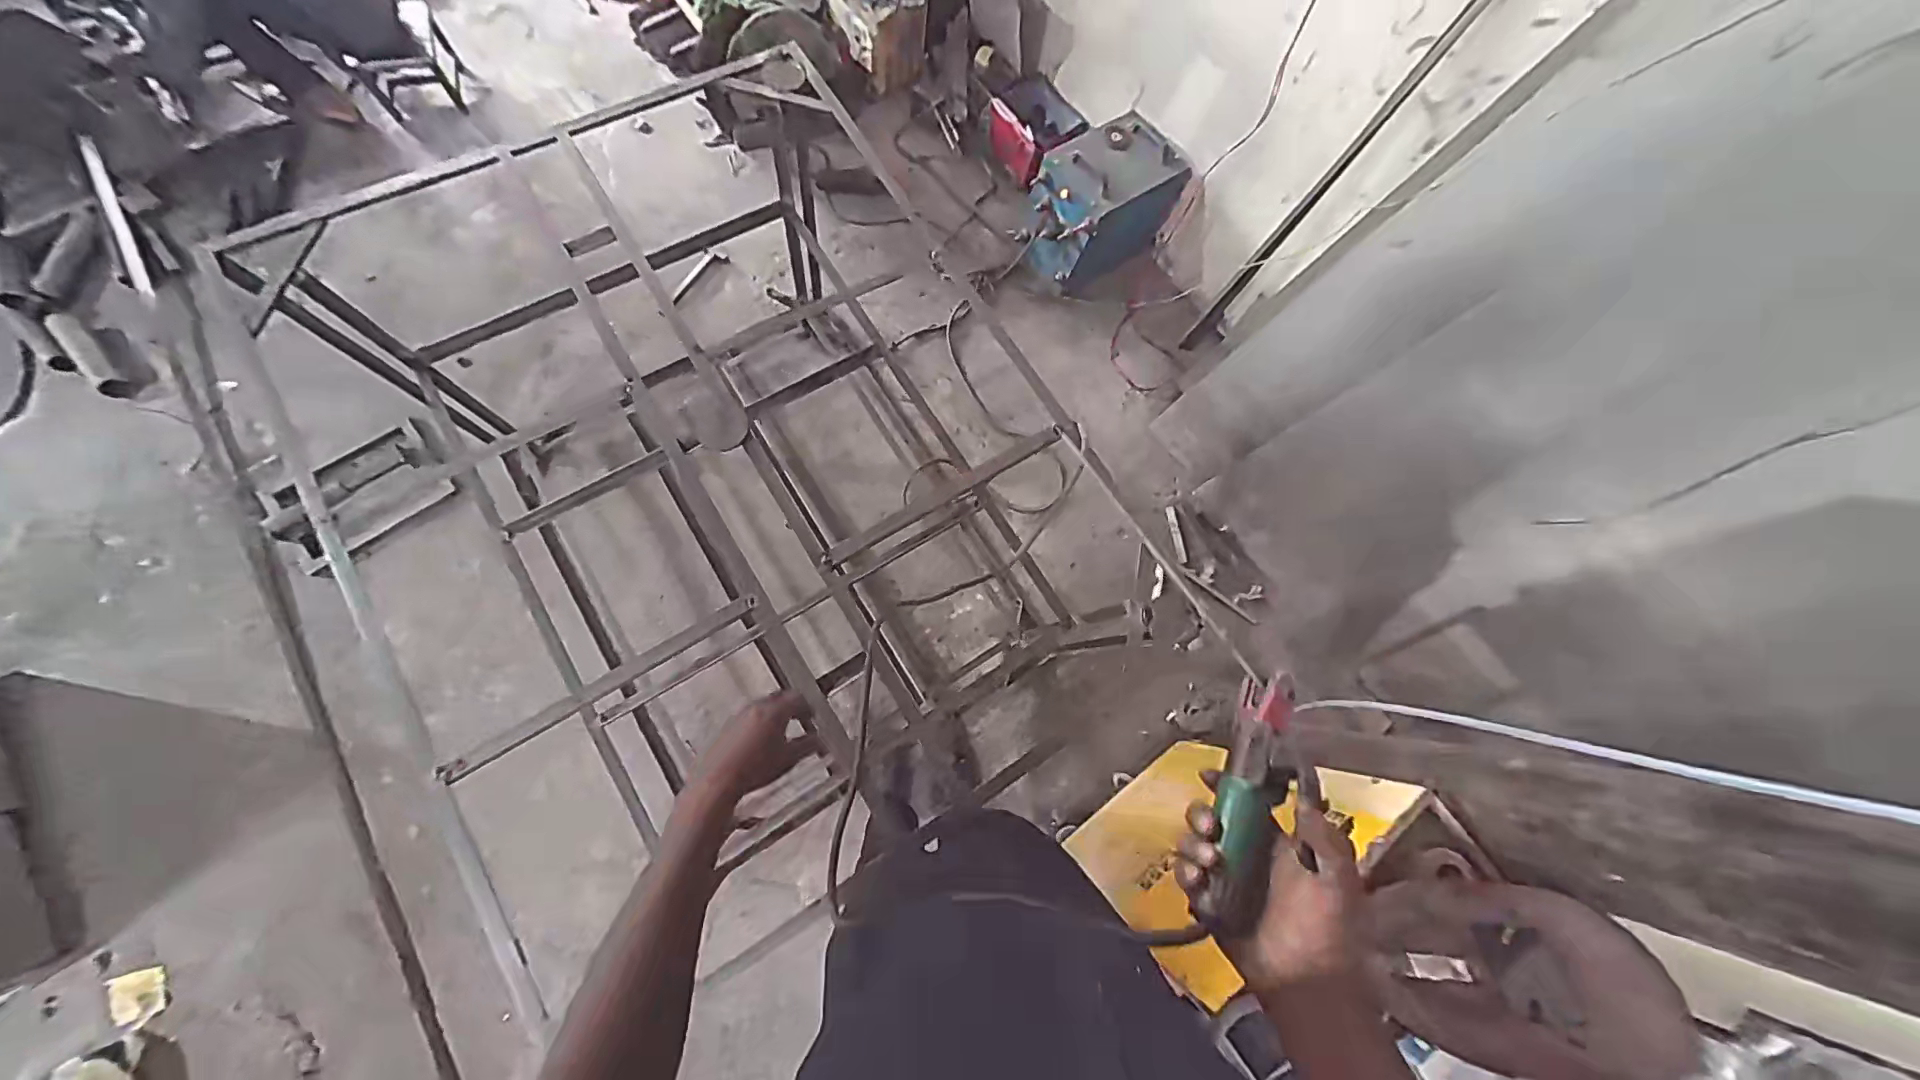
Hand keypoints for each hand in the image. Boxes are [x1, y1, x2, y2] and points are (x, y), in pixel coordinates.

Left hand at [694, 691, 816, 805]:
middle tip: (800, 718)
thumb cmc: (753, 769)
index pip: (797, 698)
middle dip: (791, 706)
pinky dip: (759, 723)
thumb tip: (816, 741)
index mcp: (774, 711)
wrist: (718, 782)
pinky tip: (761, 742)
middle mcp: (756, 708)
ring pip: (762, 706)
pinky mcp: (727, 728)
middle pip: (779, 697)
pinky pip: (748, 718)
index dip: (808, 707)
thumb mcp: (789, 758)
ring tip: (781, 732)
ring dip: (774, 714)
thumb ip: (807, 745)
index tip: (811, 716)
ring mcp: (739, 716)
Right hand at [1174, 772, 1365, 992]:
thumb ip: (1325, 836)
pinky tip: (1198, 880)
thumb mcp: (1339, 878)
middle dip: (1201, 813)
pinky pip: (1185, 878)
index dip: (1226, 784)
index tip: (1209, 775)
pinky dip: (1186, 873)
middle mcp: (1245, 852)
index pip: (1244, 801)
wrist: (1310, 984)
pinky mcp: (1208, 903)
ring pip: (1191, 843)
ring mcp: (1224, 878)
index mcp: (1273, 841)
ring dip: (1192, 844)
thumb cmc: (1329, 928)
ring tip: (1210, 861)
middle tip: (1211, 825)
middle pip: (1208, 817)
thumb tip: (1303, 796)